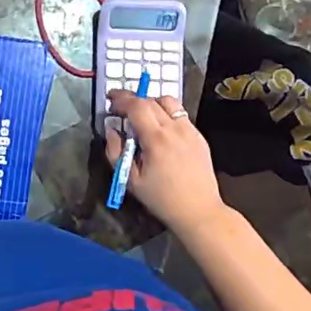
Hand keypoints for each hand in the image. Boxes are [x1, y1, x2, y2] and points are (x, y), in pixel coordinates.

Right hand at [104, 91, 227, 235]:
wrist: (199, 211)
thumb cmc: (162, 199)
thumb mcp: (130, 180)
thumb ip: (115, 152)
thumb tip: (111, 130)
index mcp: (157, 139)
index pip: (137, 106)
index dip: (121, 99)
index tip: (110, 101)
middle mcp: (175, 129)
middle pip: (151, 100)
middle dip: (133, 99)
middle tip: (120, 106)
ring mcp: (190, 131)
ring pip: (169, 102)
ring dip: (152, 102)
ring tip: (142, 115)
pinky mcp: (199, 137)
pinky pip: (180, 116)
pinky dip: (166, 114)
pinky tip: (161, 130)